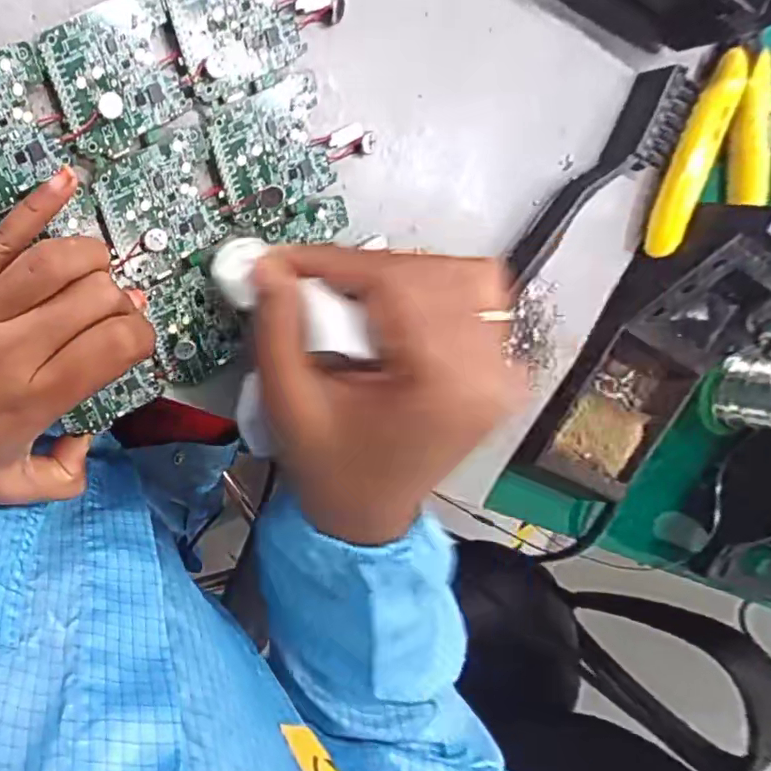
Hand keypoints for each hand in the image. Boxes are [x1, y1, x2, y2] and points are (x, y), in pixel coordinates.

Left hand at [0, 169, 154, 502]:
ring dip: (90, 256)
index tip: (128, 337)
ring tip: (94, 266)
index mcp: (34, 398)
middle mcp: (12, 349)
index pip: (114, 346)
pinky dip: (35, 206)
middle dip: (118, 297)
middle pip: (92, 298)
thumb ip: (65, 477)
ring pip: (53, 262)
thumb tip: (91, 437)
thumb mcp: (9, 487)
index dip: (138, 334)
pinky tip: (65, 182)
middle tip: (109, 307)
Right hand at [251, 246, 524, 544]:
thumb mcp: (287, 397)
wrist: (364, 510)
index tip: (282, 260)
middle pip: (434, 272)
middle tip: (309, 282)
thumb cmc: (326, 463)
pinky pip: (472, 298)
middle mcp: (489, 371)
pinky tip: (383, 310)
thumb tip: (268, 268)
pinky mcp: (497, 365)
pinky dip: (423, 288)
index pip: (396, 285)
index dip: (332, 262)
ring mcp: (502, 367)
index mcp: (442, 384)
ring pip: (462, 276)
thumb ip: (277, 326)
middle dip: (361, 267)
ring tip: (347, 296)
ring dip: (396, 273)